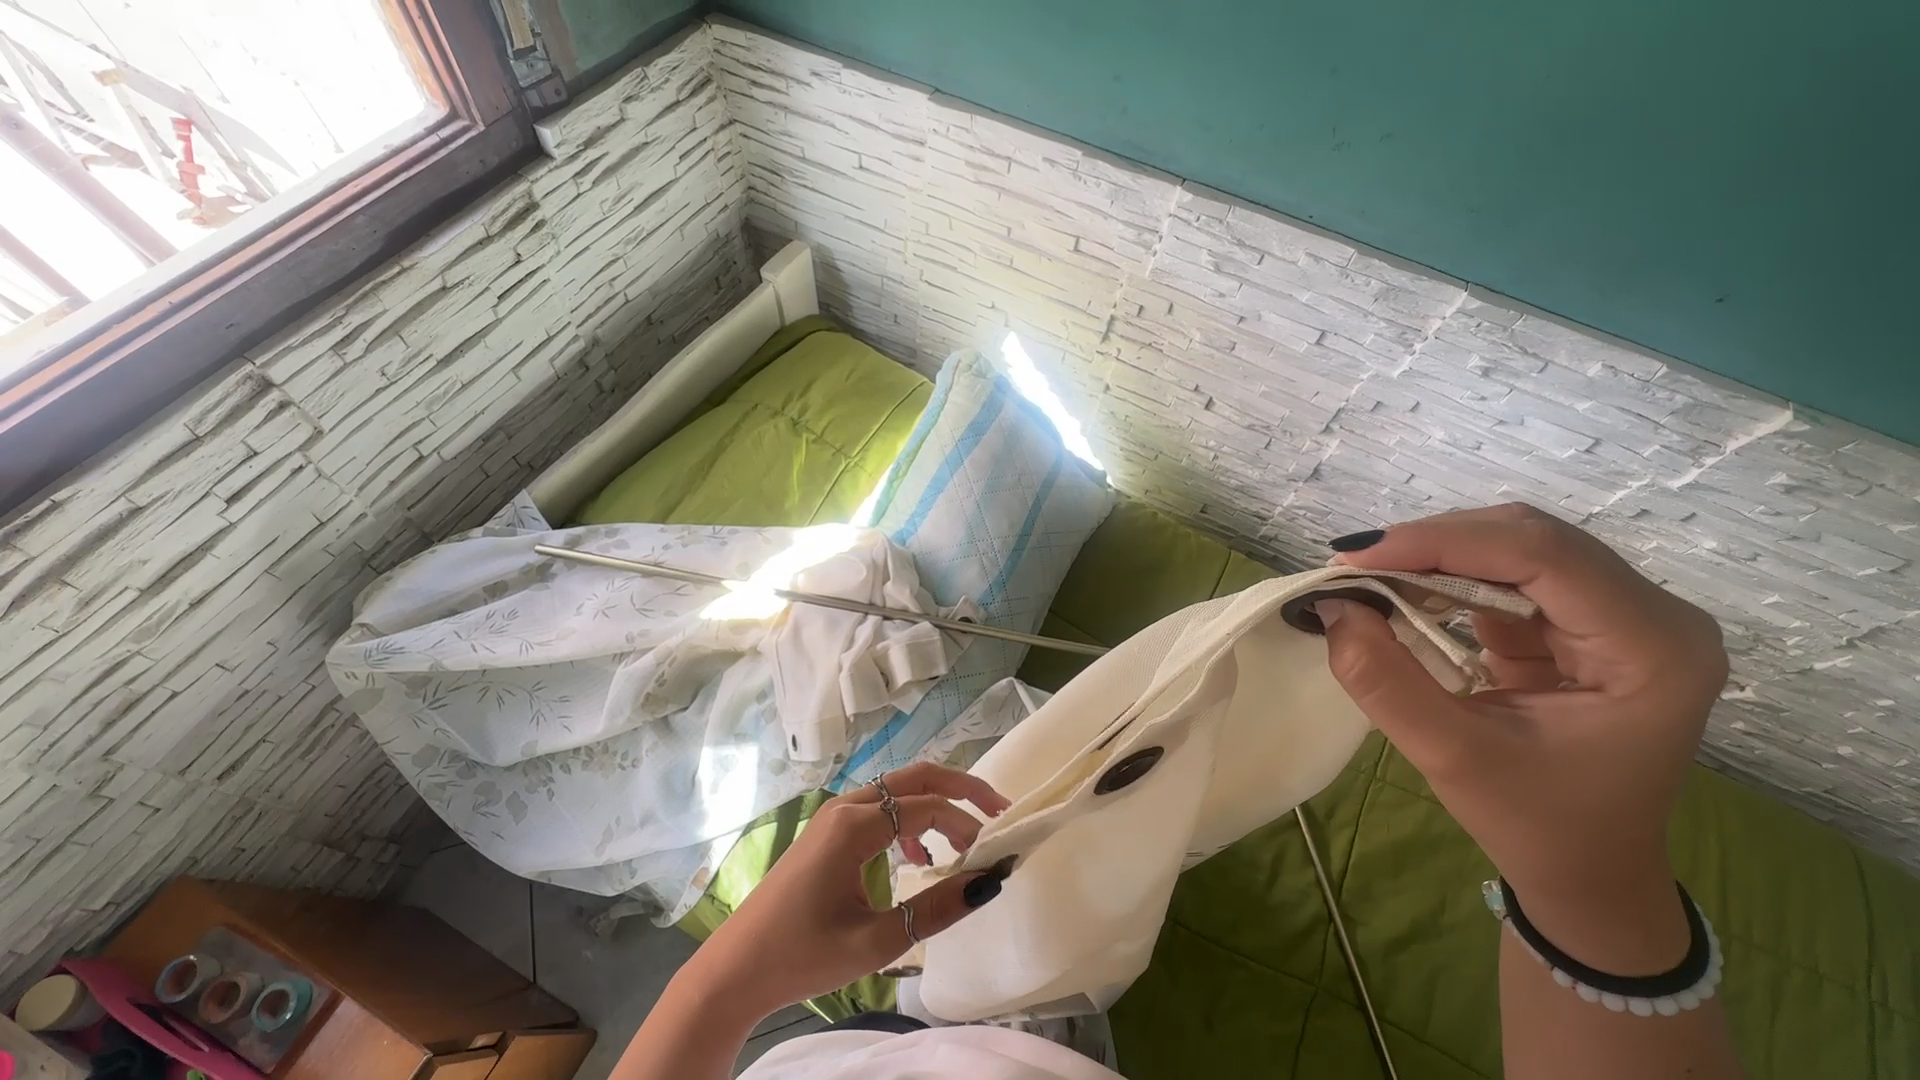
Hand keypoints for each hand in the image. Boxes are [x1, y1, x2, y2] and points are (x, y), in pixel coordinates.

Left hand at [687, 763, 1011, 1017]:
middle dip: (961, 788)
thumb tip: (988, 881)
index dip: (966, 824)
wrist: (735, 969)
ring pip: (897, 791)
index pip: (927, 808)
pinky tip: (919, 857)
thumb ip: (936, 909)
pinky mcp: (827, 833)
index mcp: (853, 826)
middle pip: (915, 778)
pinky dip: (910, 820)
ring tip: (967, 839)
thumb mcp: (876, 941)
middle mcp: (844, 808)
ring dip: (936, 803)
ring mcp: (832, 817)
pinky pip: (879, 809)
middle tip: (999, 810)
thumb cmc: (803, 956)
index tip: (993, 853)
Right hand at [1319, 503, 1727, 971]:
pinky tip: (1402, 592)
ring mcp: (1622, 614)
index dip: (1443, 543)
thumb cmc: (1536, 824)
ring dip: (1437, 555)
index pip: (1544, 556)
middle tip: (1353, 565)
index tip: (1356, 556)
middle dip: (1434, 543)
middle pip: (1532, 539)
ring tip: (1368, 578)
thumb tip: (1331, 604)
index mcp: (1653, 650)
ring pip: (1518, 546)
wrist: (1588, 871)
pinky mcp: (1585, 621)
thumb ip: (1384, 679)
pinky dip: (1447, 577)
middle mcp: (1653, 616)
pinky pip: (1508, 574)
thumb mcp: (1451, 755)